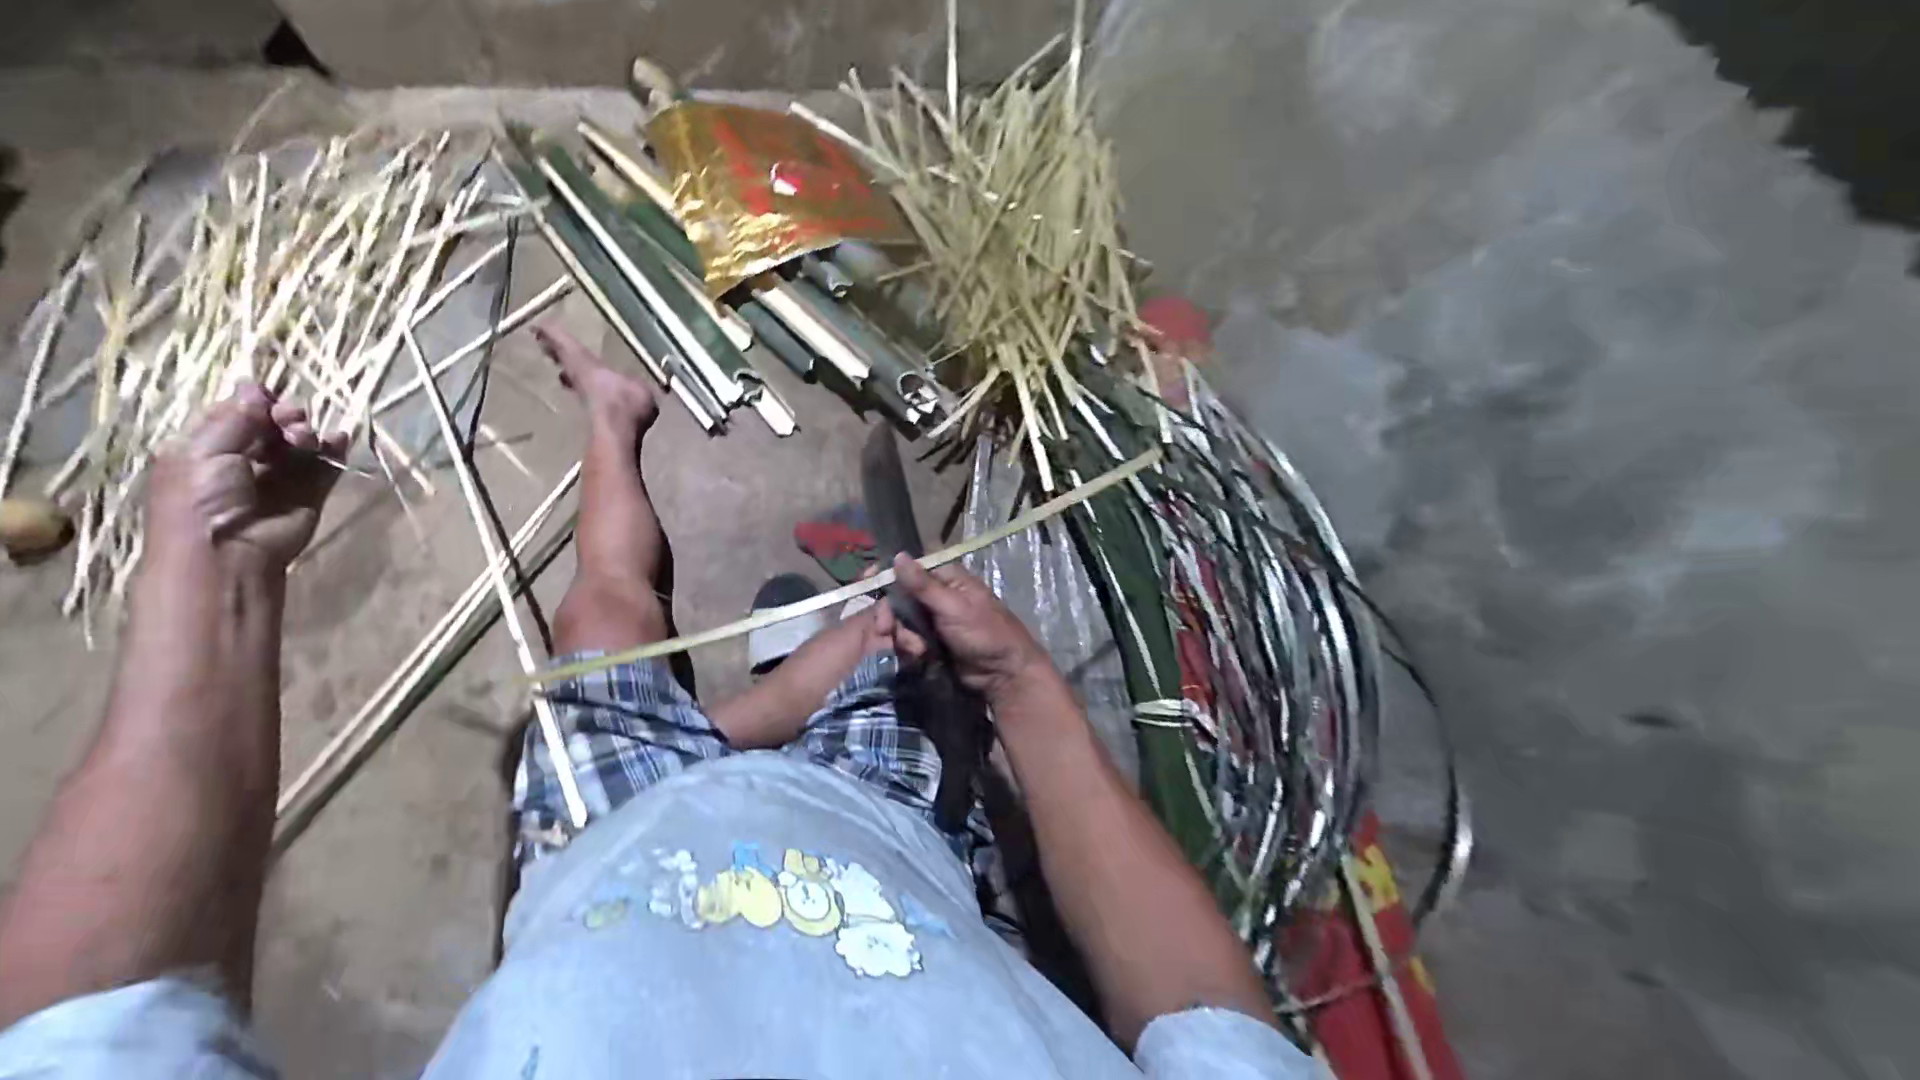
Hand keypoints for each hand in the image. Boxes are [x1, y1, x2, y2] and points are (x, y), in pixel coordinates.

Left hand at [146, 382, 347, 573]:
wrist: (229, 549)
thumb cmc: (201, 498)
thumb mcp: (203, 451)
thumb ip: (234, 420)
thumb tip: (254, 387)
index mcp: (206, 448)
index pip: (234, 415)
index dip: (252, 401)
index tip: (267, 393)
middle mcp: (243, 460)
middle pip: (271, 427)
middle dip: (284, 417)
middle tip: (292, 419)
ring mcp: (280, 478)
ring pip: (300, 445)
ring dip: (307, 434)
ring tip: (307, 438)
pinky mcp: (310, 493)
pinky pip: (327, 468)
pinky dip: (335, 452)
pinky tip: (339, 440)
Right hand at [875, 553, 1054, 699]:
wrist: (1002, 675)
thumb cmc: (984, 633)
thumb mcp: (953, 607)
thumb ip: (923, 585)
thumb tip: (898, 555)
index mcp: (947, 577)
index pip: (909, 568)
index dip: (888, 575)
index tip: (866, 582)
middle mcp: (938, 594)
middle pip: (900, 596)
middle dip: (891, 614)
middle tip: (884, 630)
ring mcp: (933, 618)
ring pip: (901, 620)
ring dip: (902, 635)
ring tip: (916, 650)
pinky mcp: (931, 641)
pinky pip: (909, 638)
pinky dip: (909, 646)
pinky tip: (918, 656)